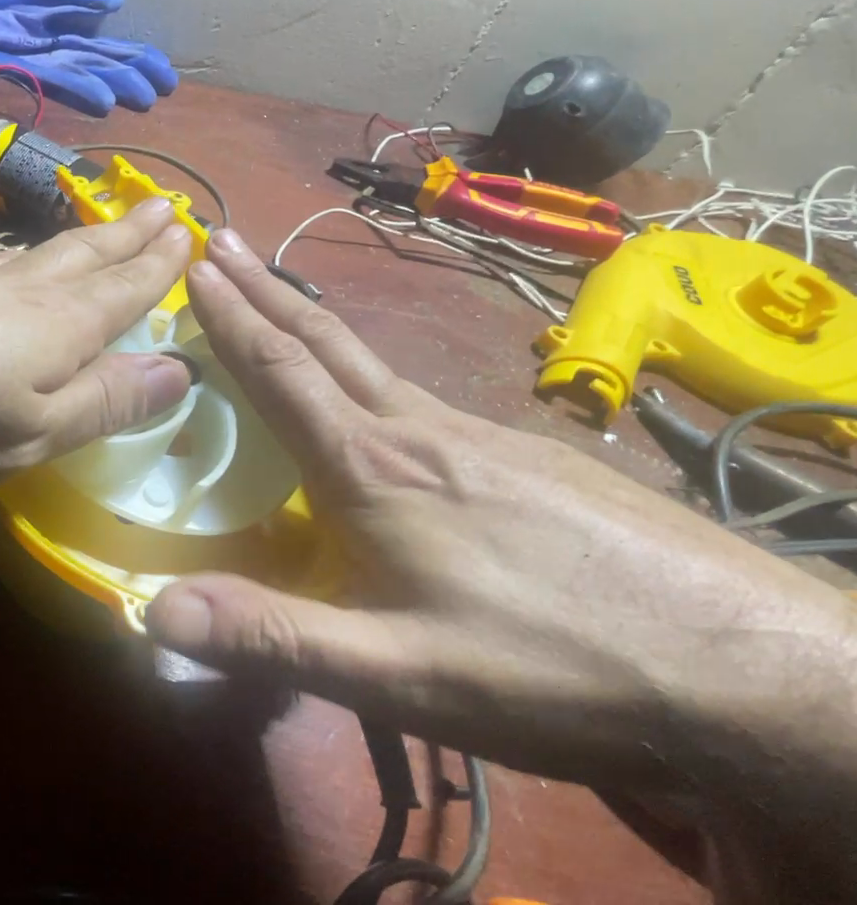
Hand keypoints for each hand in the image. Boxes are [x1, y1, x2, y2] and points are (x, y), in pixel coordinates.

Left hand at [0, 198, 193, 495]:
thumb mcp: (25, 436)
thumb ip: (101, 403)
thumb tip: (180, 369)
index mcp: (54, 326)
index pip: (123, 289)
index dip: (159, 267)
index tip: (188, 233)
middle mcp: (13, 292)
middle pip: (81, 256)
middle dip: (125, 236)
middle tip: (160, 207)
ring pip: (35, 255)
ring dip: (77, 240)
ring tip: (101, 228)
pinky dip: (22, 258)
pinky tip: (10, 264)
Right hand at [146, 230, 856, 796]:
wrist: (762, 675)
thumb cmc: (555, 670)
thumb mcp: (398, 675)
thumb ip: (271, 637)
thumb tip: (153, 611)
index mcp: (374, 470)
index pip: (282, 371)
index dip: (231, 315)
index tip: (195, 263)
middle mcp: (423, 432)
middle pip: (327, 343)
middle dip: (264, 288)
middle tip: (223, 240)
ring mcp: (487, 438)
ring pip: (376, 366)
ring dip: (312, 326)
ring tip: (278, 305)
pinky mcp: (535, 459)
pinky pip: (424, 397)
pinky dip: (370, 372)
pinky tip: (383, 405)